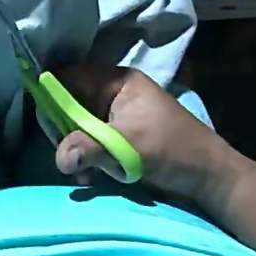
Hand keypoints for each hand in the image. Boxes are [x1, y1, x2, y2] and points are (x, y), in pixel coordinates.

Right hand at [51, 64, 254, 203]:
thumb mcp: (130, 147)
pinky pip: (89, 142)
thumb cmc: (174, 150)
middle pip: (70, 101)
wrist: (212, 180)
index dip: (52, 91)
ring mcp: (115, 116)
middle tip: (63, 152)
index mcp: (118, 81)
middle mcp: (114, 93)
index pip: (72, 75)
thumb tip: (60, 158)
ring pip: (78, 125)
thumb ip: (90, 148)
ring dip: (74, 148)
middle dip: (63, 128)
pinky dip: (85, 158)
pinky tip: (89, 176)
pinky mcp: (117, 138)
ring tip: (81, 172)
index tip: (44, 117)